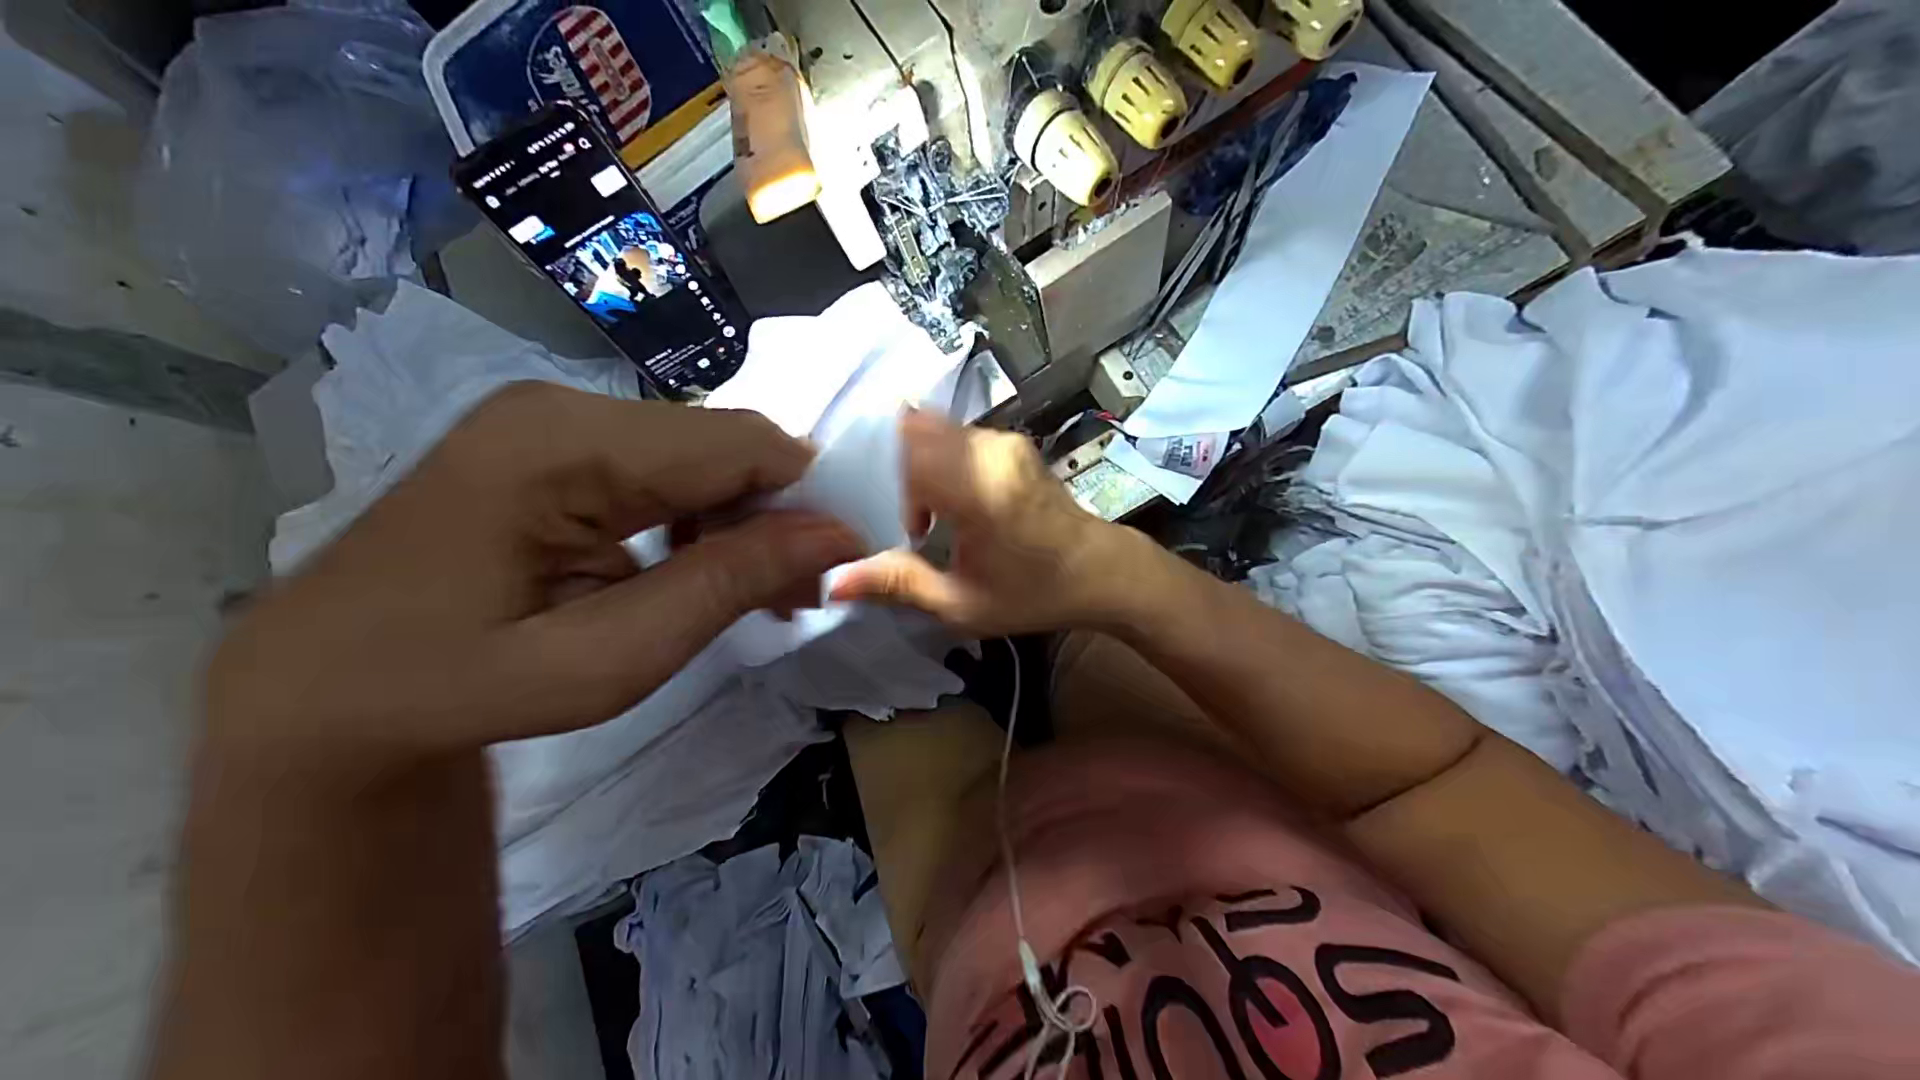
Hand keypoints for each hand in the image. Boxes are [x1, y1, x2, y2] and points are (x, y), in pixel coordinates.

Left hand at [205, 382, 861, 766]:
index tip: (844, 563)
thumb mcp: (608, 658)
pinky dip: (705, 516)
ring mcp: (552, 419)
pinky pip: (667, 467)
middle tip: (800, 594)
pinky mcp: (554, 444)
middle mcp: (562, 407)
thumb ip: (727, 583)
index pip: (740, 443)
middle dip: (778, 514)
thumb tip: (837, 534)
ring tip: (758, 592)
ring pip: (703, 454)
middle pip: (725, 443)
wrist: (325, 690)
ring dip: (745, 519)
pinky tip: (705, 569)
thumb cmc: (459, 689)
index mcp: (563, 446)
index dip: (811, 494)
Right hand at [829, 410, 1143, 635]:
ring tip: (911, 512)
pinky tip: (933, 500)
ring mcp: (1002, 439)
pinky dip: (930, 459)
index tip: (865, 516)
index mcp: (980, 489)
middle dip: (883, 466)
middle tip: (878, 511)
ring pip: (929, 429)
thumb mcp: (962, 604)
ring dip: (908, 463)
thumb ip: (897, 584)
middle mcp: (990, 449)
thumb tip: (833, 583)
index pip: (901, 452)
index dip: (869, 476)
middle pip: (910, 431)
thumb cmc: (1034, 593)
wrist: (1100, 570)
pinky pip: (950, 435)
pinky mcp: (1007, 439)